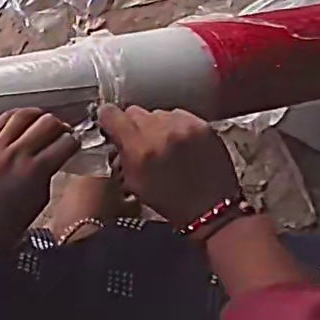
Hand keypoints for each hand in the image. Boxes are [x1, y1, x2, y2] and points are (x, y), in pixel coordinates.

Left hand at [0, 108, 79, 248]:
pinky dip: (17, 115)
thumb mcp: (41, 197)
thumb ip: (50, 171)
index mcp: (36, 169)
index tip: (74, 143)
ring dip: (39, 115)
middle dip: (60, 126)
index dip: (74, 141)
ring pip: (24, 114)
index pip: (65, 142)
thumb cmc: (12, 220)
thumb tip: (57, 153)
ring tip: (43, 122)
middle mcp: (18, 153)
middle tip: (61, 133)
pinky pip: (3, 119)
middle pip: (48, 122)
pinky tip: (23, 119)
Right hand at [96, 104, 244, 227]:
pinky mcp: (200, 125)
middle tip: (141, 142)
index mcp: (139, 148)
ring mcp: (182, 126)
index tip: (111, 124)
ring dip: (156, 126)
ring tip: (164, 145)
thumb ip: (121, 153)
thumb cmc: (171, 200)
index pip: (111, 114)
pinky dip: (175, 126)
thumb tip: (115, 134)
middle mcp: (160, 131)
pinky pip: (177, 115)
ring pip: (156, 113)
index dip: (108, 119)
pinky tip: (179, 143)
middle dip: (134, 125)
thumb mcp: (134, 182)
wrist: (210, 208)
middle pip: (134, 112)